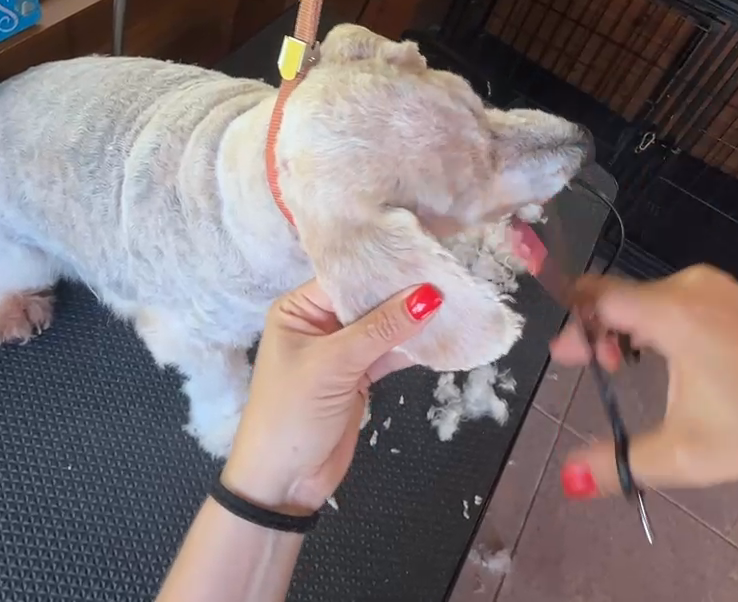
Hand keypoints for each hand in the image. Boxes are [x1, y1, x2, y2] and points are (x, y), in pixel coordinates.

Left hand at [221, 280, 442, 514]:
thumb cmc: (293, 412)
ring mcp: (341, 350)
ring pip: (381, 326)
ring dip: (411, 320)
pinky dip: (411, 346)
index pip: (345, 277)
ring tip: (453, 298)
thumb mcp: (335, 364)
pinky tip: (441, 333)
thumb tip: (429, 293)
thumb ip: (382, 328)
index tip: (423, 254)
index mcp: (298, 309)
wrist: (284, 483)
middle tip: (446, 273)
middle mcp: (319, 322)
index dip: (381, 267)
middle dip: (401, 292)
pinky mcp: (358, 376)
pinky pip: (388, 352)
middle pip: (366, 300)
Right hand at [551, 267, 737, 598]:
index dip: (575, 323)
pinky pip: (672, 296)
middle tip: (597, 371)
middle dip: (599, 330)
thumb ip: (617, 464)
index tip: (566, 358)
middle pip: (619, 295)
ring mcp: (714, 285)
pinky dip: (654, 321)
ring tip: (628, 368)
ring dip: (626, 327)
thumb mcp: (683, 455)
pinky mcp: (732, 293)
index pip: (598, 296)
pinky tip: (664, 357)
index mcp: (673, 314)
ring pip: (645, 296)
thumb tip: (566, 480)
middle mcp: (689, 285)